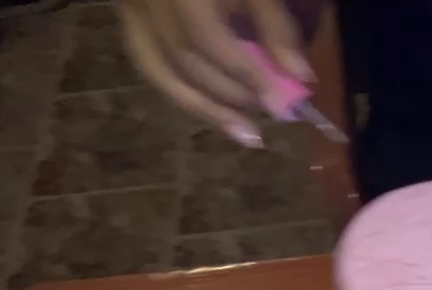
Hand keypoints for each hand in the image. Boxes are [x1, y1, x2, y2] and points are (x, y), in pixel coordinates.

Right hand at [120, 0, 310, 144]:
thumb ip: (275, 25)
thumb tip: (300, 76)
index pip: (205, 35)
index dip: (245, 73)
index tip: (281, 102)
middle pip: (185, 57)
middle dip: (233, 92)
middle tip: (274, 111)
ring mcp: (131, 8)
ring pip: (160, 69)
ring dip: (210, 109)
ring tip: (252, 135)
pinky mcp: (131, 20)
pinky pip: (151, 66)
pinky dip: (188, 99)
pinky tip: (225, 122)